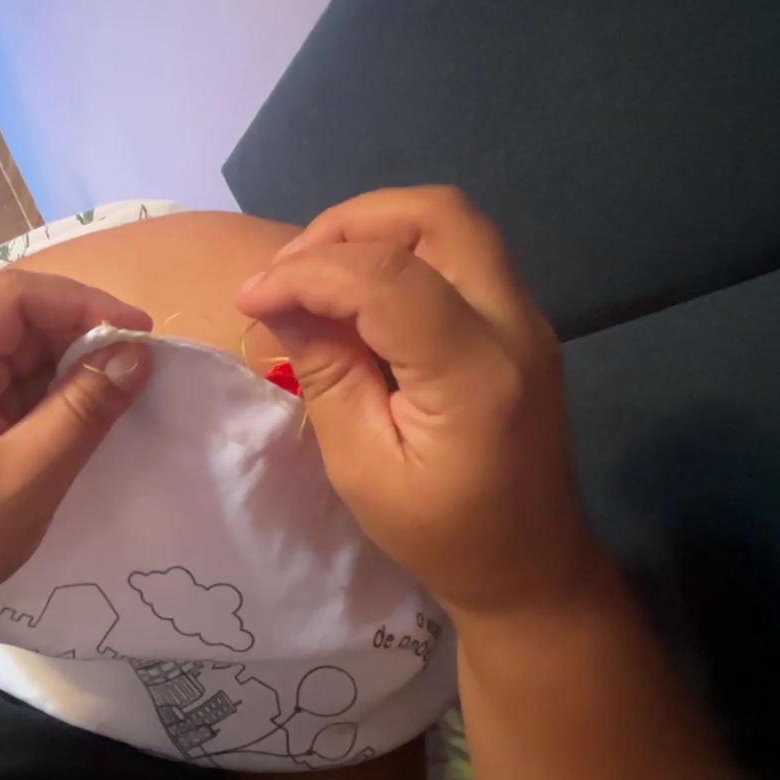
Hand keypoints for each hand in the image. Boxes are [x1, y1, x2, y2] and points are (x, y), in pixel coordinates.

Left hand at [0, 270, 152, 625]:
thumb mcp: (27, 478)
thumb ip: (82, 412)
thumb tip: (137, 356)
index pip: (11, 298)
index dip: (80, 302)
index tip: (137, 333)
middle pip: (16, 319)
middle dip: (80, 332)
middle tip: (137, 364)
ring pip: (21, 351)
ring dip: (72, 362)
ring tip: (122, 388)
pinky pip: (17, 386)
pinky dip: (57, 392)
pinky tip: (89, 409)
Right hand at [236, 187, 599, 616]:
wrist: (528, 564)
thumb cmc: (438, 533)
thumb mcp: (361, 466)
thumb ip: (326, 374)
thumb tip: (280, 303)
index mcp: (472, 376)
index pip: (387, 279)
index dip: (308, 273)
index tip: (251, 297)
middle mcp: (514, 324)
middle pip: (437, 214)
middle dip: (347, 223)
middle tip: (289, 269)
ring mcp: (525, 317)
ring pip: (450, 223)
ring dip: (373, 231)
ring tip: (314, 275)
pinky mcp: (518, 321)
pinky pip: (457, 254)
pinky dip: (396, 253)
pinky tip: (355, 295)